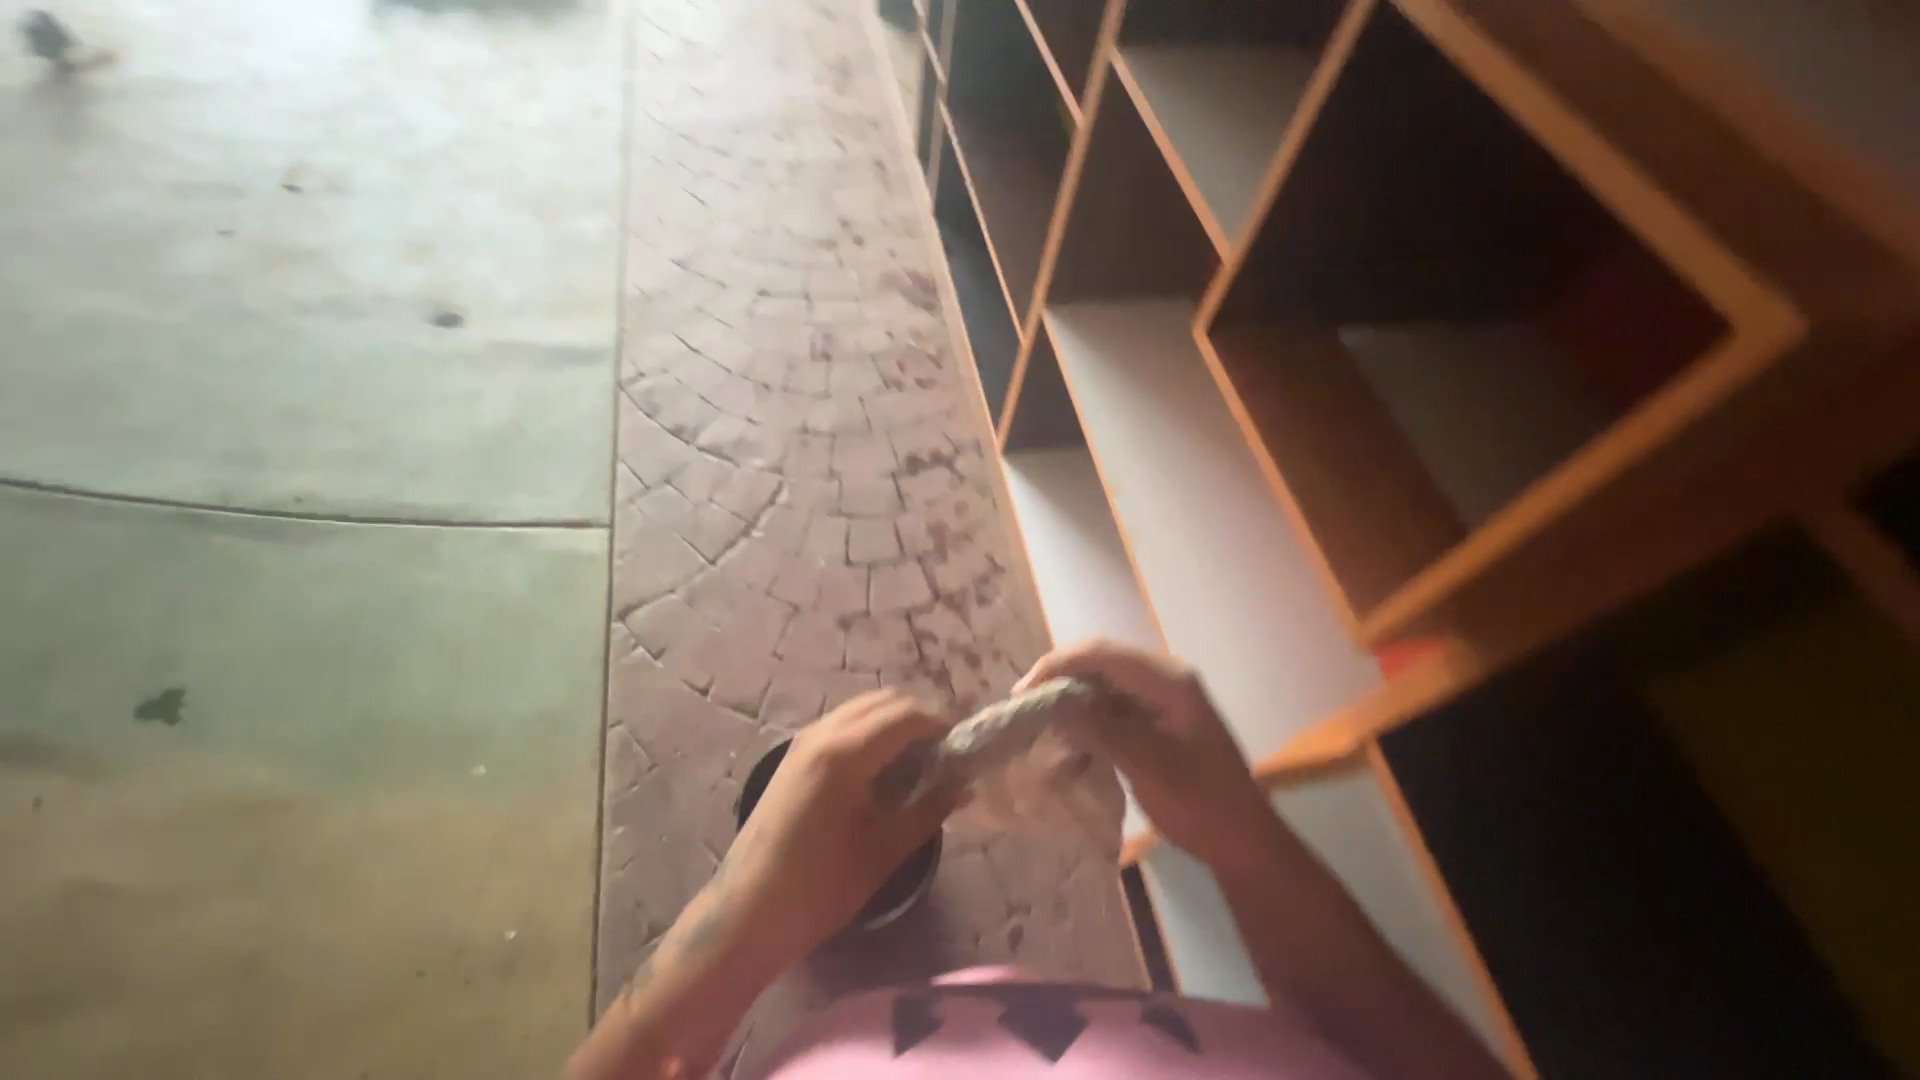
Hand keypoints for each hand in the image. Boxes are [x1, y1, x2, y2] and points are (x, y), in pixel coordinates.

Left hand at [721, 690, 958, 959]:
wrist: (748, 912)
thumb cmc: (820, 888)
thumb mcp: (885, 851)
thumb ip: (930, 809)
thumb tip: (965, 783)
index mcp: (845, 754)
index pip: (907, 715)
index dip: (942, 726)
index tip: (964, 749)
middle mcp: (822, 733)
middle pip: (885, 702)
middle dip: (920, 720)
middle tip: (945, 755)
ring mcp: (803, 741)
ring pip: (862, 709)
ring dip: (894, 724)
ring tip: (918, 763)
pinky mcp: (793, 755)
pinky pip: (843, 724)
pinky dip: (870, 732)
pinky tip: (882, 770)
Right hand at [1016, 639, 1275, 872]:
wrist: (1241, 840)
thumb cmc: (1202, 804)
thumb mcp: (1150, 769)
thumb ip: (1103, 732)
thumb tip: (1056, 707)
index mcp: (1169, 681)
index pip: (1103, 653)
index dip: (1058, 665)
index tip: (1022, 692)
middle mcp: (1163, 679)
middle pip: (1100, 660)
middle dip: (1059, 676)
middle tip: (1023, 702)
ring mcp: (1159, 699)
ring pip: (1102, 681)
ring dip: (1070, 695)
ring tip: (1036, 716)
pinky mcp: (1153, 720)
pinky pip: (1110, 704)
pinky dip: (1085, 715)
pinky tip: (1065, 734)